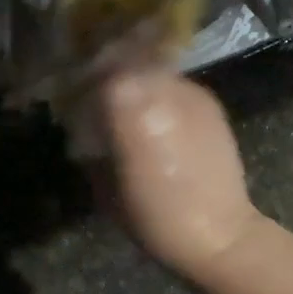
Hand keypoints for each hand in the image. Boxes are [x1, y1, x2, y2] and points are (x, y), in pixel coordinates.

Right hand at [89, 71, 262, 275]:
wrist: (219, 233)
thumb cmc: (155, 220)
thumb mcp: (106, 188)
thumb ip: (92, 148)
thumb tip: (84, 129)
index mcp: (128, 106)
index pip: (94, 71)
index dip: (81, 81)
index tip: (72, 96)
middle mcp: (160, 87)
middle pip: (124, 60)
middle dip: (108, 73)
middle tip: (97, 96)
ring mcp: (190, 91)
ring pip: (152, 68)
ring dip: (136, 80)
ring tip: (127, 104)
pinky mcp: (210, 103)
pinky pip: (176, 85)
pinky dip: (160, 93)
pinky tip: (155, 116)